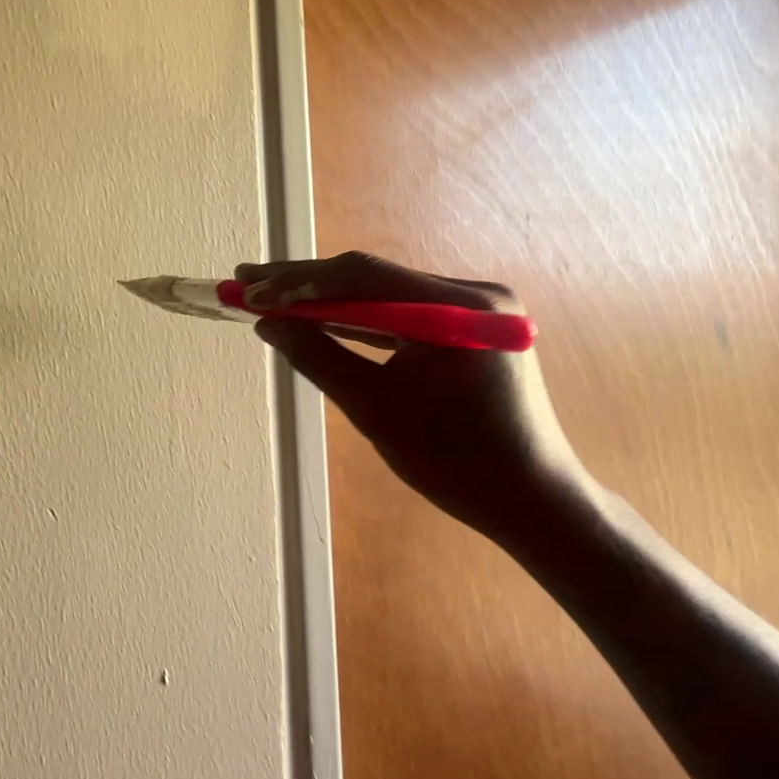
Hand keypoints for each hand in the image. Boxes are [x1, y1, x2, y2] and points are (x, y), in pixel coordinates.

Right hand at [239, 252, 590, 545]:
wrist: (532, 501)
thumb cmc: (455, 461)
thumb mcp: (374, 408)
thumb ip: (317, 357)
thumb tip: (267, 323)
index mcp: (459, 308)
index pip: (362, 277)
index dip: (298, 282)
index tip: (249, 289)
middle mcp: (471, 294)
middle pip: (371, 278)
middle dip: (305, 283)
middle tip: (247, 281)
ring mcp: (471, 310)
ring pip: (380, 294)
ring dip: (325, 299)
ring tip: (269, 295)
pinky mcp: (465, 328)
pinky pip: (398, 314)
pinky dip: (355, 319)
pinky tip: (315, 316)